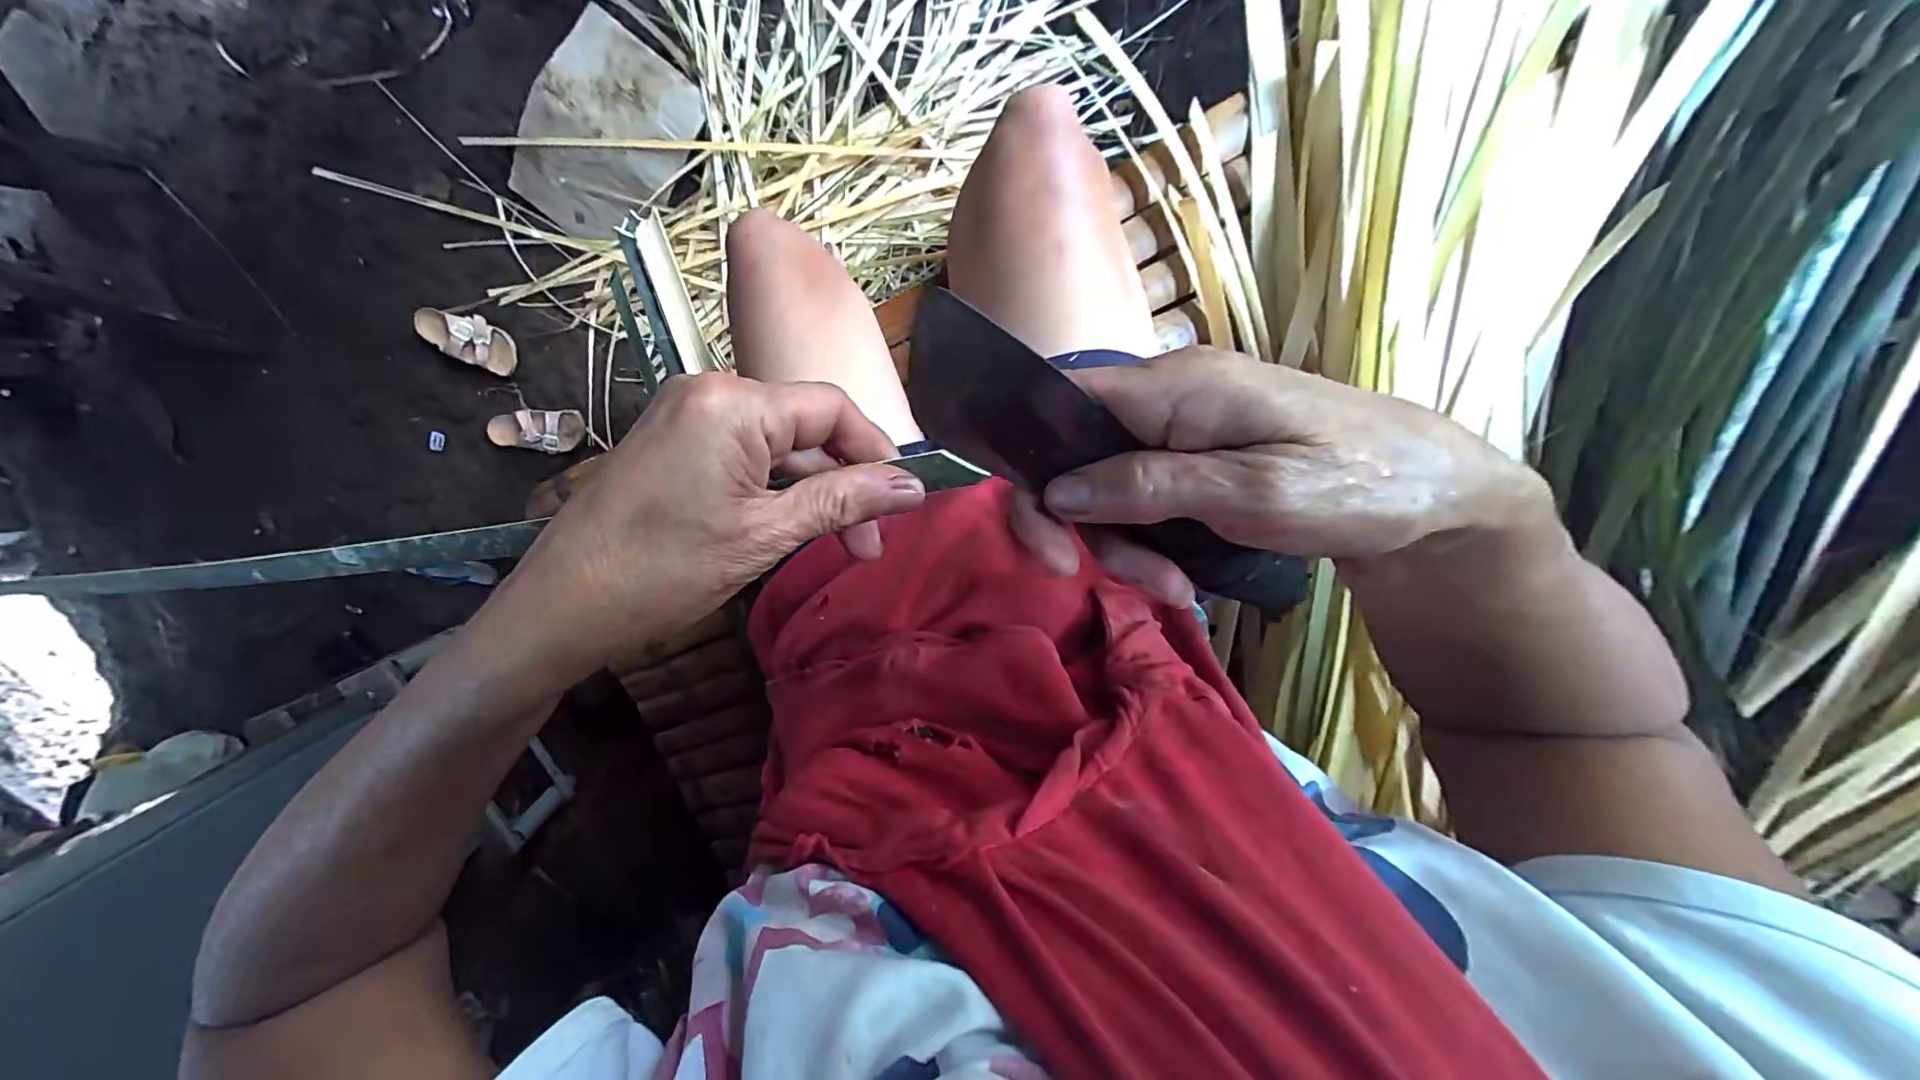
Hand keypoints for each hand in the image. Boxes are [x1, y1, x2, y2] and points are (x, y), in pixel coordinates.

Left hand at [482, 374, 925, 682]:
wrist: (561, 606)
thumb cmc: (664, 571)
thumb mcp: (766, 536)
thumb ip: (844, 501)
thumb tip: (913, 488)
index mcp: (734, 404)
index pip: (833, 409)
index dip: (876, 452)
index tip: (900, 504)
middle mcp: (711, 391)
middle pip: (808, 428)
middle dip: (845, 484)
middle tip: (865, 548)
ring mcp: (689, 414)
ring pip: (780, 445)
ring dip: (814, 492)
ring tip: (834, 546)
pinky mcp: (677, 440)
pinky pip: (748, 454)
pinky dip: (778, 489)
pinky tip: (792, 528)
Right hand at [1009, 348, 1552, 602]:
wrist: (1436, 496)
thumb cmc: (1358, 485)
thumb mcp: (1253, 494)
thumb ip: (1150, 486)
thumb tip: (1057, 491)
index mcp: (1175, 386)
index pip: (1059, 403)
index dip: (1031, 464)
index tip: (1048, 539)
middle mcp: (1165, 398)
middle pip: (1076, 457)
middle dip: (1090, 527)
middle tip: (1139, 580)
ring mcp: (1179, 428)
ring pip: (1105, 488)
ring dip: (1126, 545)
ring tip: (1177, 586)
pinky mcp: (1192, 458)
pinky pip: (1139, 499)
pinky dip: (1148, 542)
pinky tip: (1183, 574)